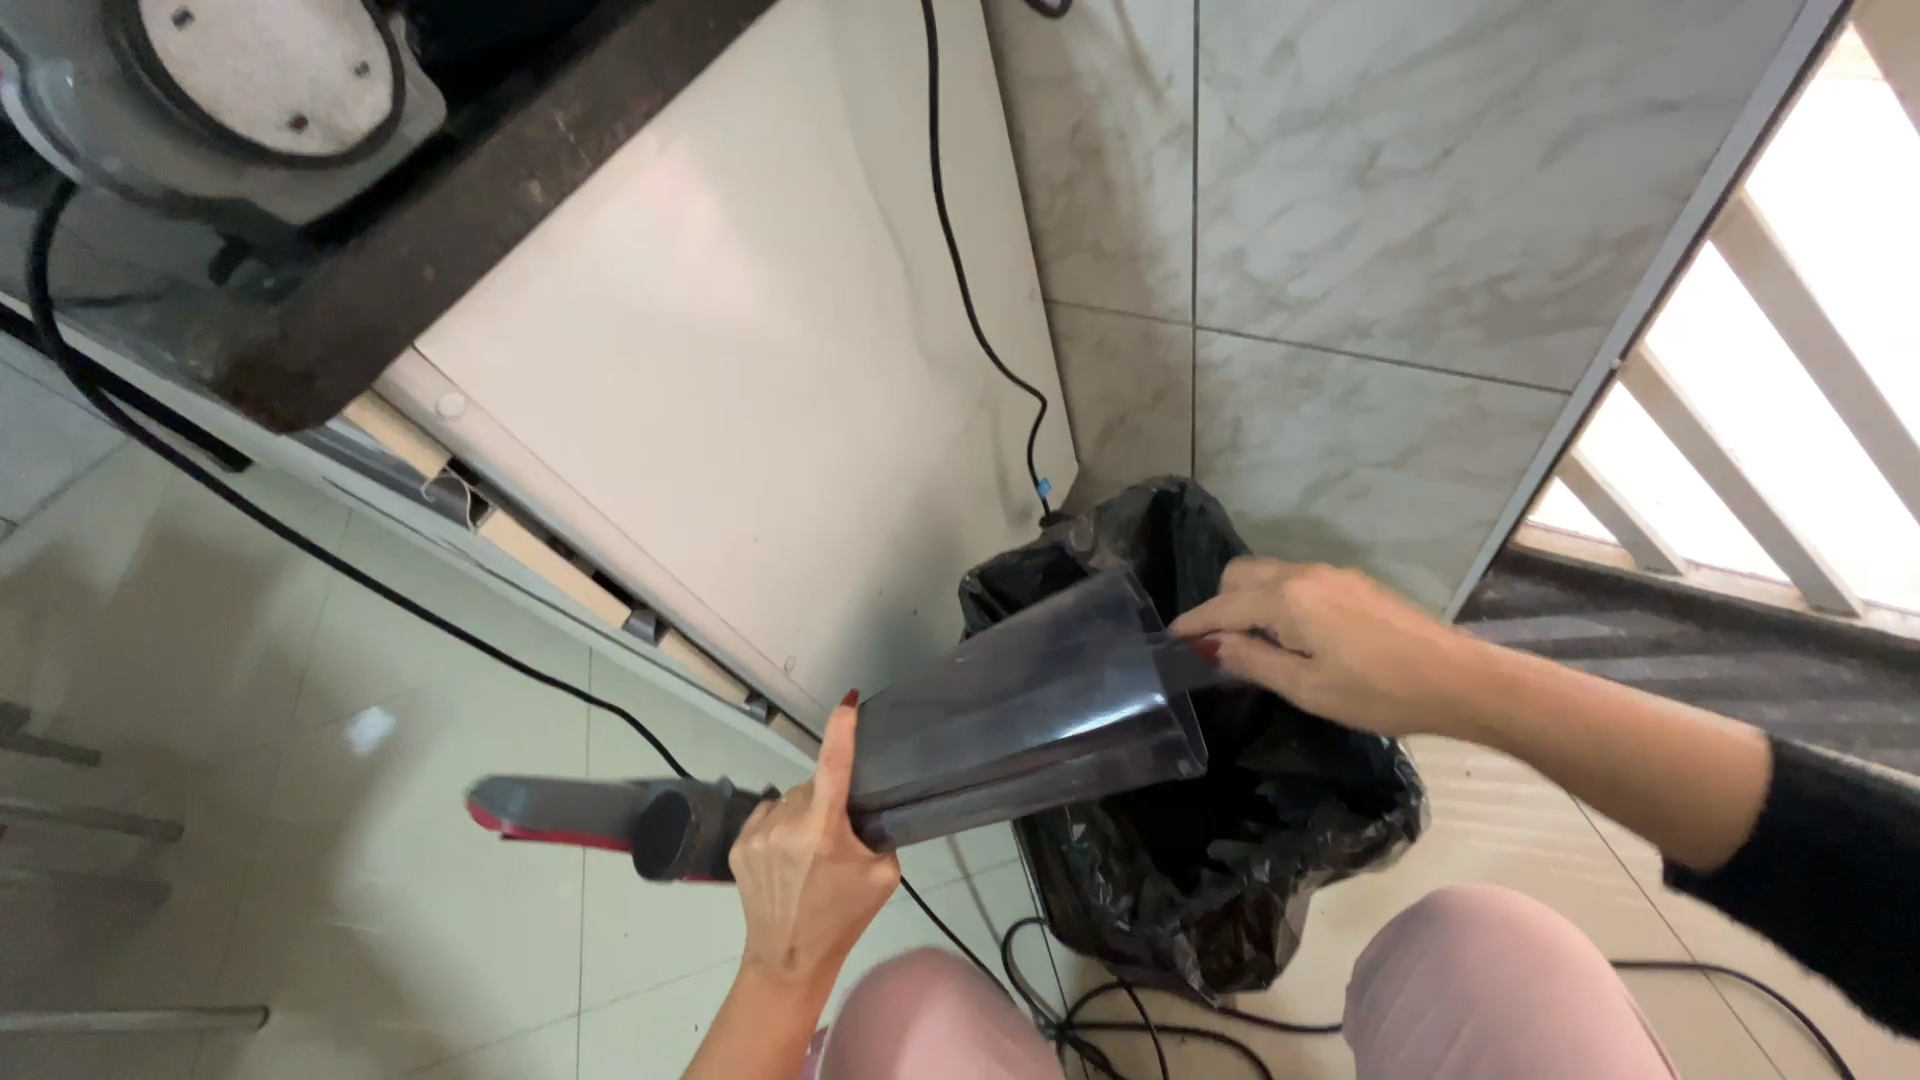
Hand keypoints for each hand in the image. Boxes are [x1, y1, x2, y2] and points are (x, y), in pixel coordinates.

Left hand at [729, 694, 899, 990]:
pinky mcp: (738, 845)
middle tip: (835, 836)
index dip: (841, 730)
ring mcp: (757, 834)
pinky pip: (768, 814)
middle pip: (813, 785)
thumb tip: (863, 806)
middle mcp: (786, 825)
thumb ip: (877, 832)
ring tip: (807, 852)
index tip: (847, 702)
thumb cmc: (844, 916)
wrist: (789, 958)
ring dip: (802, 811)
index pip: (834, 765)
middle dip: (827, 798)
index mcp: (823, 830)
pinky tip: (786, 855)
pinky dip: (780, 824)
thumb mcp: (883, 875)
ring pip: (790, 798)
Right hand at [1169, 557, 1478, 737]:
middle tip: (1223, 646)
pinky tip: (1297, 635)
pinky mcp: (1354, 582)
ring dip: (1249, 600)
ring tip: (1260, 644)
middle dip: (1219, 604)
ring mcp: (1332, 573)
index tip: (1169, 639)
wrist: (1462, 680)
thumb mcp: (1307, 688)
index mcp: (1287, 599)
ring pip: (1268, 573)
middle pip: (1239, 574)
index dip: (1193, 624)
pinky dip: (1278, 599)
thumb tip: (1213, 645)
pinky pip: (1296, 580)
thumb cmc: (1380, 692)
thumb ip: (1253, 661)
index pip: (1222, 607)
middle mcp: (1304, 574)